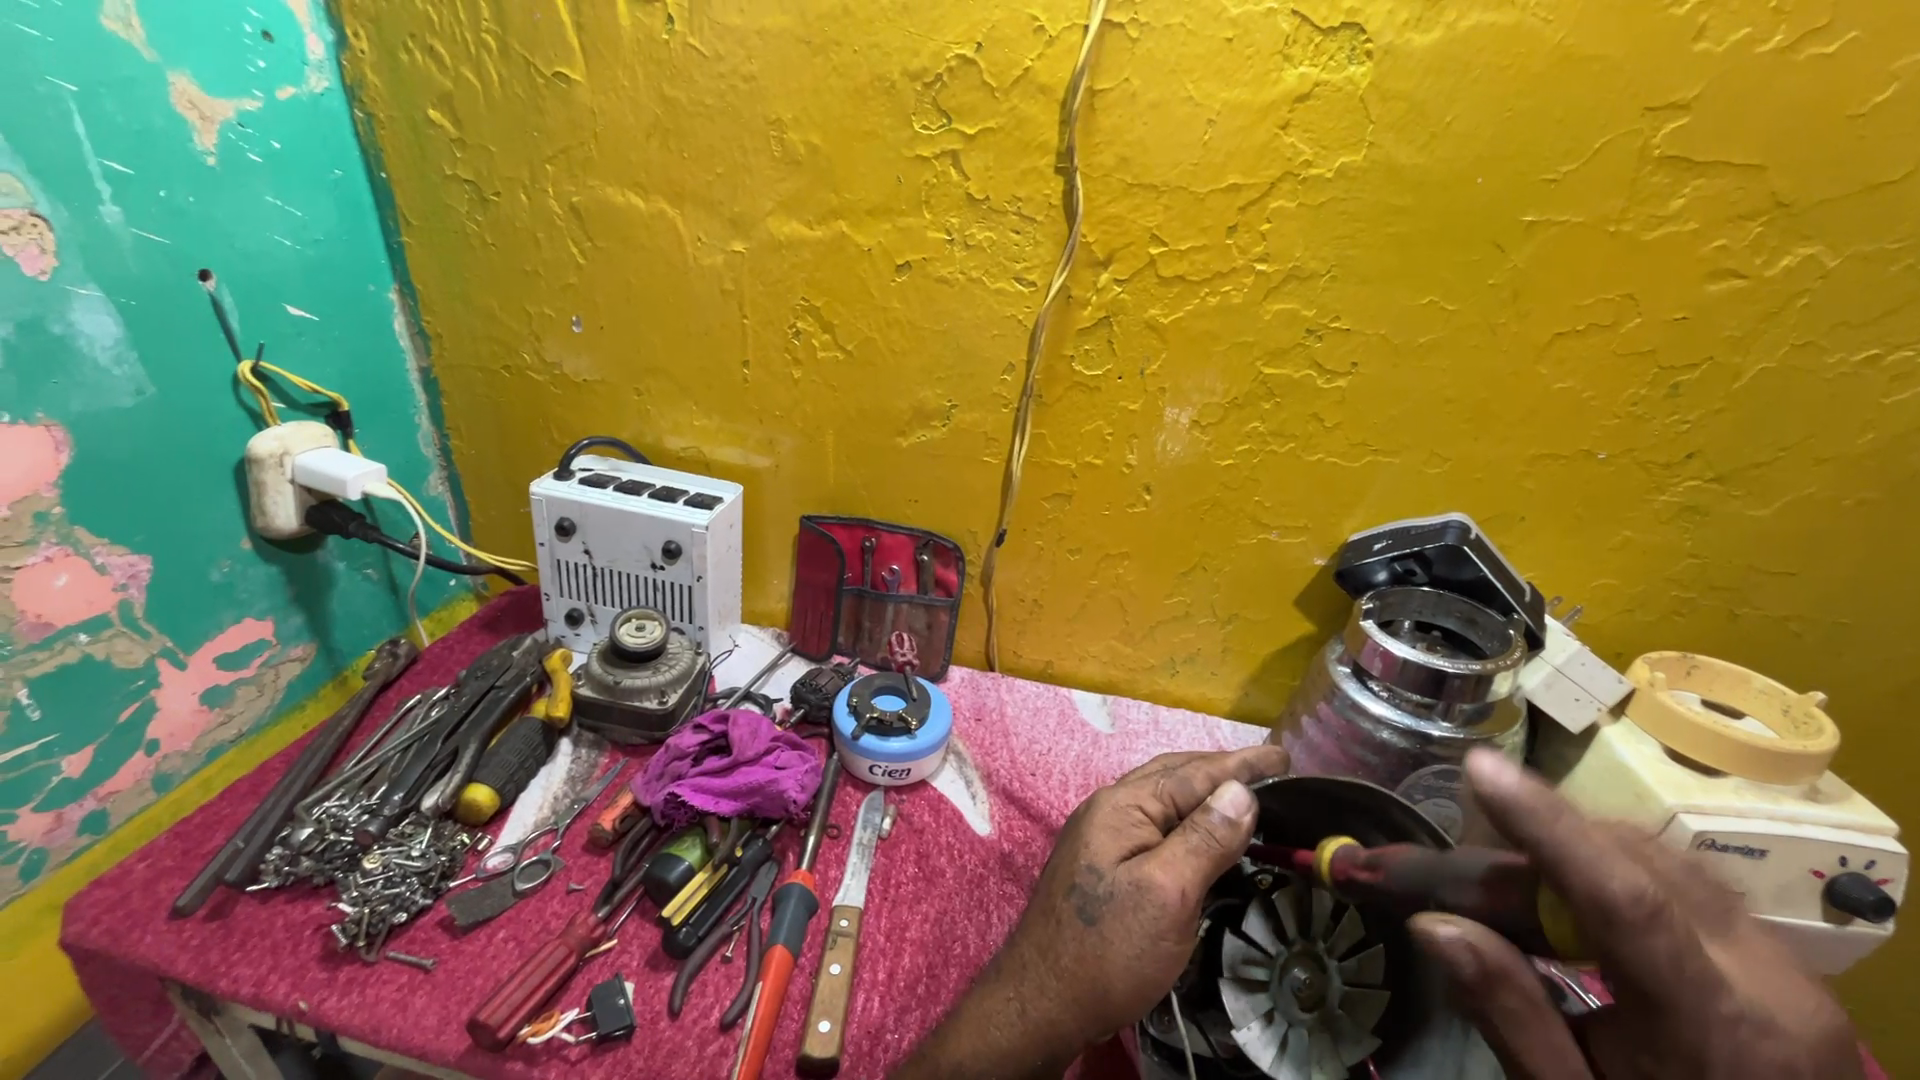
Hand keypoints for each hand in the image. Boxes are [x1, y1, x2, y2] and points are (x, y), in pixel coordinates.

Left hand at [896, 744, 1289, 1078]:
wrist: (1043, 1001)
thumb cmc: (1108, 950)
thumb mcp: (1167, 893)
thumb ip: (1203, 839)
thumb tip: (1239, 790)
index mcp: (1123, 805)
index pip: (1193, 773)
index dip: (1241, 764)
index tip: (1284, 756)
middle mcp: (1109, 809)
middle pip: (1175, 776)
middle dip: (1222, 769)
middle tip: (1271, 770)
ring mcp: (1103, 837)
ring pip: (1163, 799)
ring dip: (1204, 791)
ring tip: (1246, 792)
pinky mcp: (1105, 865)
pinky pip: (1155, 824)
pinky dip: (1187, 818)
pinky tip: (1204, 832)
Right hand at [1412, 750, 1863, 1079]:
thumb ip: (1511, 1015)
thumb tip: (1432, 924)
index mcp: (1722, 1030)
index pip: (1625, 899)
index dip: (1546, 826)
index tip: (1480, 766)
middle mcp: (1768, 979)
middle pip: (1629, 865)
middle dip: (1525, 853)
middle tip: (1442, 877)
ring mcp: (1784, 966)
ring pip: (1651, 862)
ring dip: (1559, 861)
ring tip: (1491, 896)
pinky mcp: (1777, 961)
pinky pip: (1676, 884)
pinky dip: (1601, 877)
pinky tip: (1555, 912)